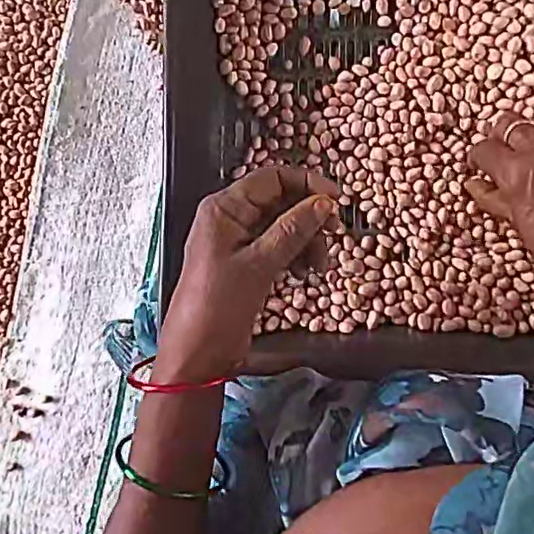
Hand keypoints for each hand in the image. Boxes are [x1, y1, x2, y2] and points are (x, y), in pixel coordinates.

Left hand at [159, 166, 339, 372]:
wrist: (196, 355)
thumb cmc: (217, 306)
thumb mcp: (259, 265)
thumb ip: (292, 230)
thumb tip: (323, 202)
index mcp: (224, 208)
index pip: (272, 178)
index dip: (307, 184)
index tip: (337, 200)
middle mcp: (229, 218)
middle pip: (280, 201)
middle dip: (309, 218)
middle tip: (334, 236)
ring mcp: (237, 241)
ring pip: (282, 226)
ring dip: (306, 241)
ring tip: (318, 267)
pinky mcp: (245, 264)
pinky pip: (277, 248)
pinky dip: (295, 256)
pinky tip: (304, 274)